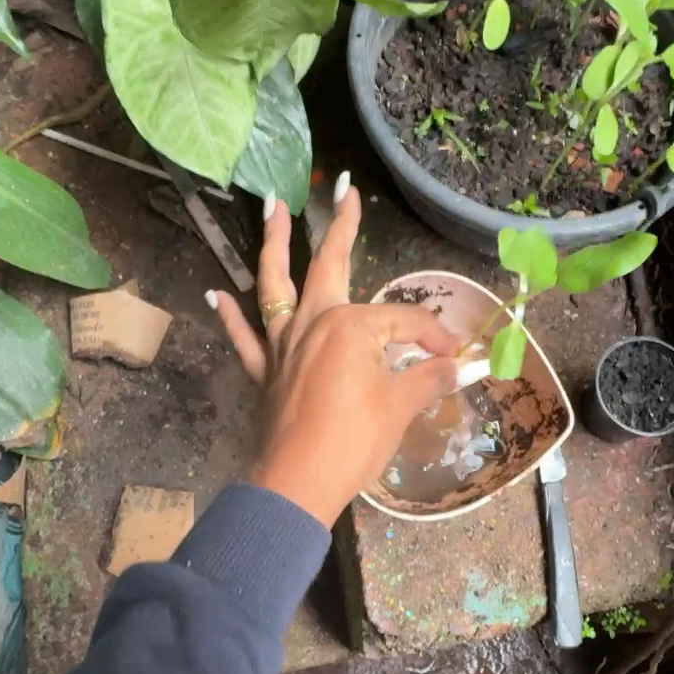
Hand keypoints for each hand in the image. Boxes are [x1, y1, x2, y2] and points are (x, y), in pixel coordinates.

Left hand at [208, 175, 459, 526]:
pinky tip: (217, 294)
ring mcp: (283, 345)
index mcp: (353, 326)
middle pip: (330, 266)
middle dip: (342, 227)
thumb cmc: (354, 443)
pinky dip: (232, 317)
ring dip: (272, 244)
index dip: (433, 339)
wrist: (299, 484)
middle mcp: (314, 322)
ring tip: (270, 206)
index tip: (453, 359)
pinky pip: (245, 339)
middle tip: (345, 190)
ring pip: (275, 285)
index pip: (404, 323)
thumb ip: (427, 380)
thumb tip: (456, 368)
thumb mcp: (400, 409)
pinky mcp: (264, 372)